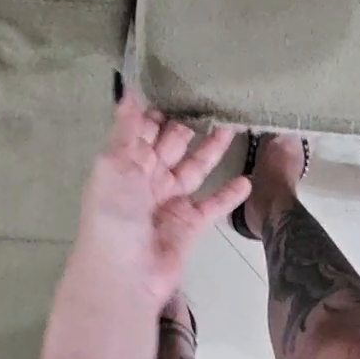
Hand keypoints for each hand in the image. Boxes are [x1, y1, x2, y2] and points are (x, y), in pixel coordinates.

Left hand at [72, 90, 251, 308]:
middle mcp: (149, 178)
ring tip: (234, 125)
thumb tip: (128, 90)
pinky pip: (213, 204)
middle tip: (214, 98)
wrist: (124, 275)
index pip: (146, 129)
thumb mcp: (113, 164)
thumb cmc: (114, 213)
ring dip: (213, 149)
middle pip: (174, 144)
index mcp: (127, 162)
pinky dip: (229, 194)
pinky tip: (246, 180)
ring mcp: (171, 201)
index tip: (182, 83)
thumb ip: (125, 128)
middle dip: (190, 124)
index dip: (162, 109)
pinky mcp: (191, 225)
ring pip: (196, 168)